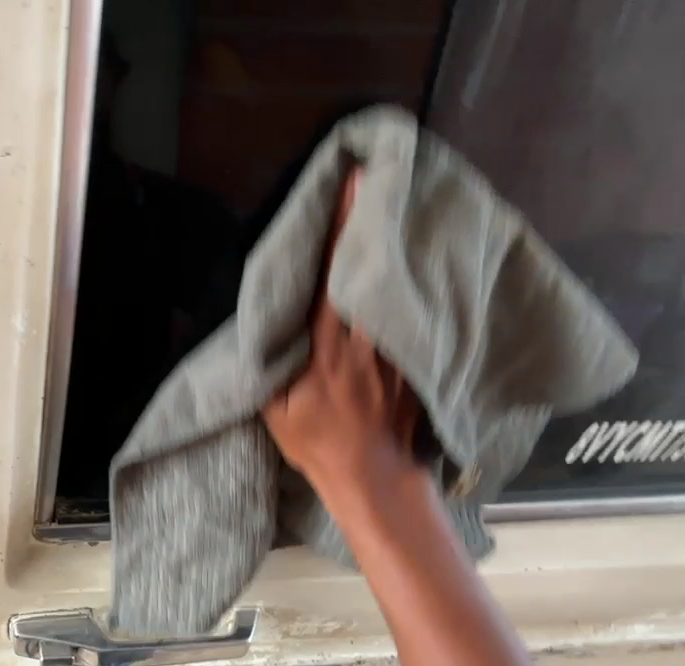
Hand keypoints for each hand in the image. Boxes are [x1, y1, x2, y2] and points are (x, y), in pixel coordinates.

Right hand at [262, 166, 429, 502]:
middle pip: (370, 269)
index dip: (339, 230)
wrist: (372, 472)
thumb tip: (269, 327)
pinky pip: (411, 312)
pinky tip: (416, 264)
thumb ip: (273, 364)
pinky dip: (411, 285)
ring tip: (400, 207)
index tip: (350, 183)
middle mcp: (365, 337)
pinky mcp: (414, 359)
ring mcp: (395, 346)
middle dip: (374, 221)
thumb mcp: (276, 409)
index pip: (331, 277)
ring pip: (395, 286)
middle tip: (382, 174)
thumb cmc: (317, 442)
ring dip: (395, 246)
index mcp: (326, 346)